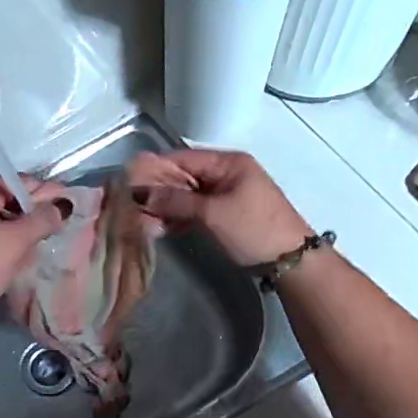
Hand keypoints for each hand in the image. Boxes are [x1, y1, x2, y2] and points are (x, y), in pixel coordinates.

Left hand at [0, 175, 69, 316]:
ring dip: (21, 232)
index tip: (69, 205)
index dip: (45, 192)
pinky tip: (20, 257)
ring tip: (42, 243)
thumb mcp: (15, 241)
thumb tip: (63, 205)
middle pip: (7, 201)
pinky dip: (6, 243)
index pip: (16, 182)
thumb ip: (43, 220)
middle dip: (33, 214)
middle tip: (58, 227)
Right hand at [129, 149, 313, 266]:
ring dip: (166, 207)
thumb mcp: (212, 213)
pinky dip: (179, 217)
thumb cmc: (253, 230)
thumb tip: (140, 193)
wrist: (290, 260)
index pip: (182, 157)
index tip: (127, 182)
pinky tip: (161, 228)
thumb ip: (176, 201)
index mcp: (227, 162)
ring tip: (142, 221)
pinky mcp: (225, 214)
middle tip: (131, 206)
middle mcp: (225, 173)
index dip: (154, 169)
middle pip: (183, 176)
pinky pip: (195, 210)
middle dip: (157, 190)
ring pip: (187, 195)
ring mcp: (226, 194)